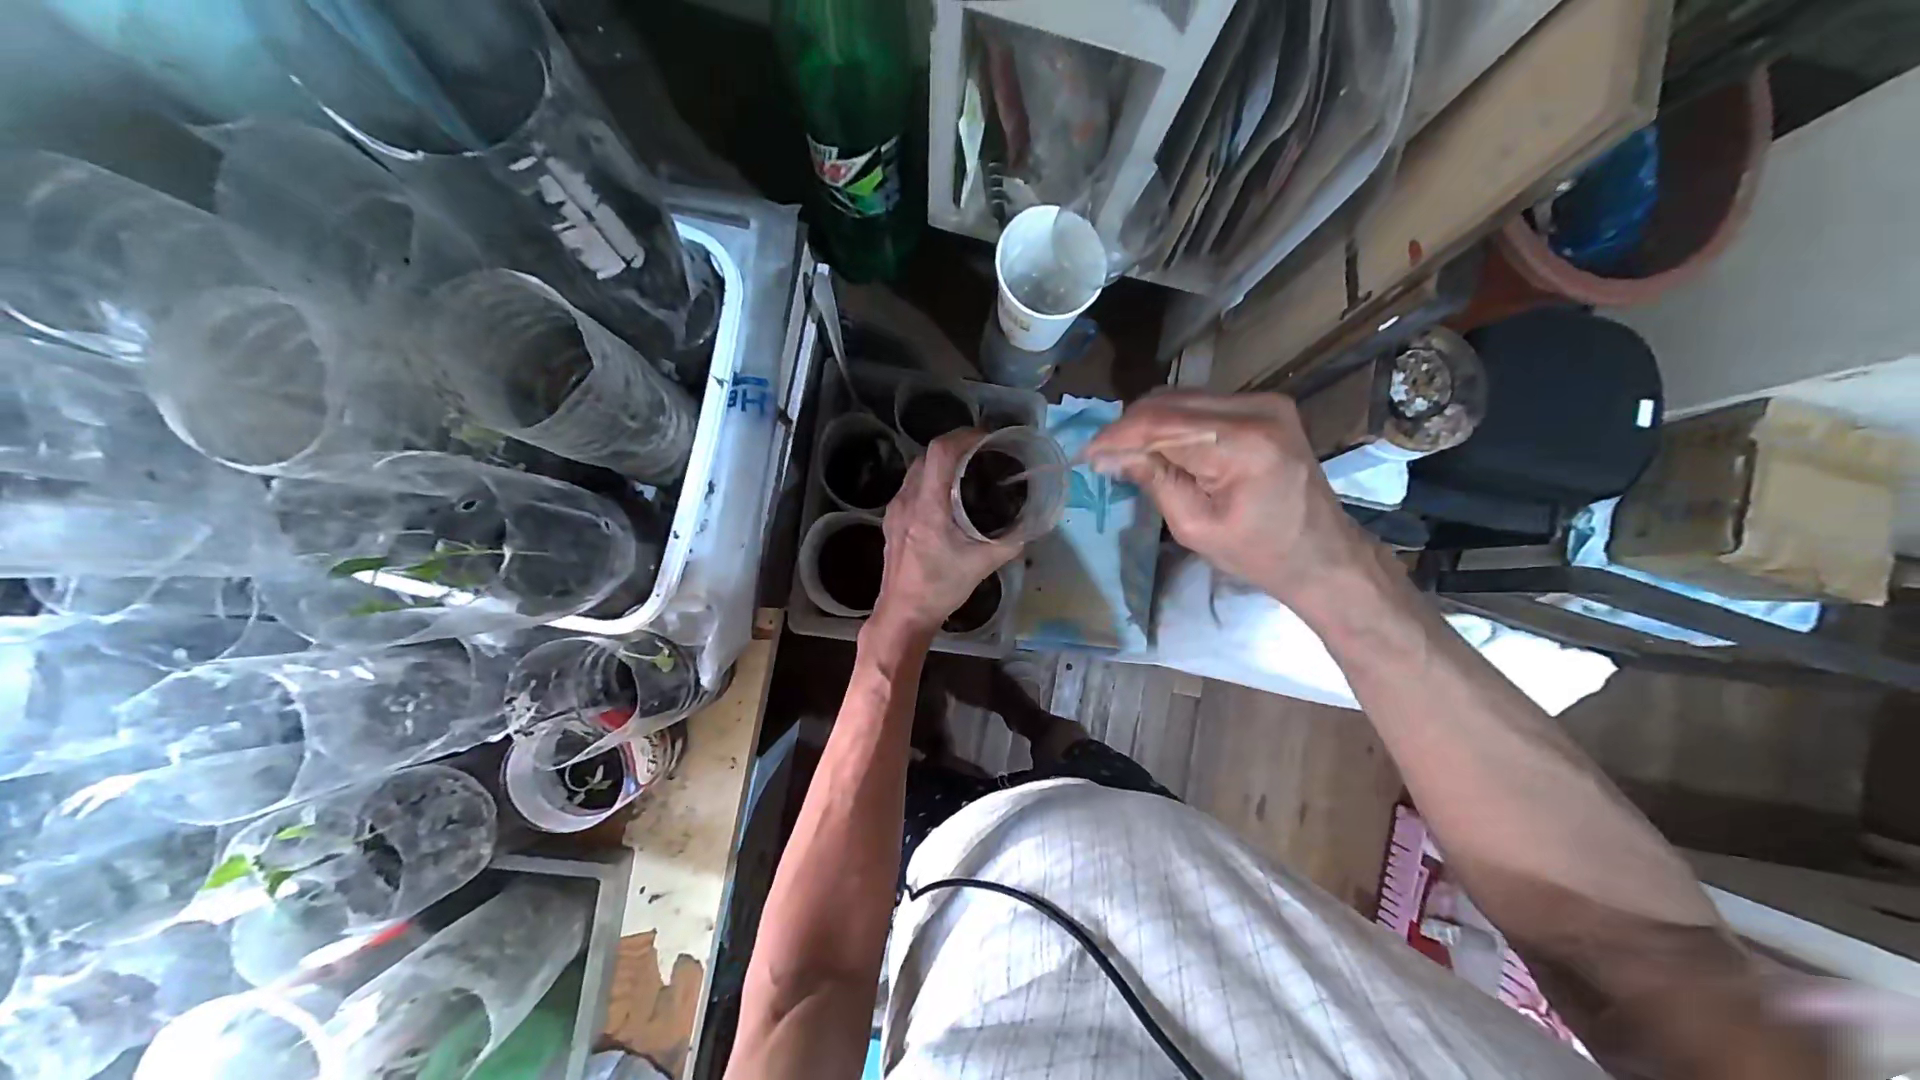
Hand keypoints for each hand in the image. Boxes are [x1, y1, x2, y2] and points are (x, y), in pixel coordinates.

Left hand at [872, 430, 1022, 635]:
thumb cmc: (941, 588)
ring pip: (917, 470)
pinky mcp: (891, 521)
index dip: (964, 436)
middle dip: (955, 447)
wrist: (903, 613)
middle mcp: (907, 500)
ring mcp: (895, 510)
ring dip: (941, 464)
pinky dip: (930, 482)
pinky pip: (911, 488)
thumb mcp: (982, 565)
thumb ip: (1010, 541)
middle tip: (982, 455)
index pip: (940, 452)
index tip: (987, 439)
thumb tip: (1032, 523)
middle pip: (928, 456)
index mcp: (928, 506)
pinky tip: (947, 498)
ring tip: (967, 473)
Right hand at [1084, 391, 1377, 611]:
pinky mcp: (1265, 405)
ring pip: (1182, 398)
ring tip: (1127, 455)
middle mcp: (1257, 408)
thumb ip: (1153, 480)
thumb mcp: (1195, 526)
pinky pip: (1202, 404)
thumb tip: (1106, 455)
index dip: (1117, 436)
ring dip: (1149, 424)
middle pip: (1170, 402)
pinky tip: (1160, 447)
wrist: (1322, 553)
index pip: (1162, 424)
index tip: (1086, 454)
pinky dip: (1173, 423)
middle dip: (1129, 428)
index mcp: (1244, 443)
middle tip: (1103, 458)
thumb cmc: (1259, 553)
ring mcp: (1265, 401)